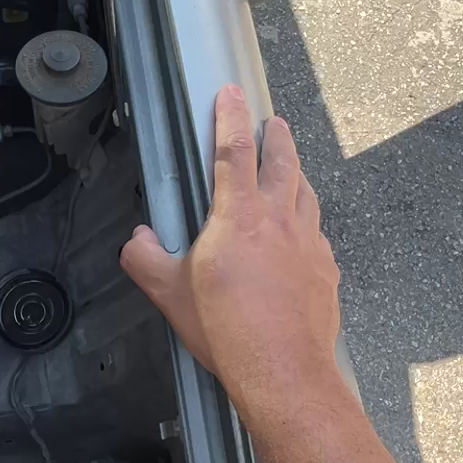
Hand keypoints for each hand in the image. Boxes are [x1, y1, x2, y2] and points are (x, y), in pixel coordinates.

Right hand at [121, 85, 345, 420]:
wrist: (283, 371)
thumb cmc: (224, 329)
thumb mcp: (167, 293)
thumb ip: (143, 258)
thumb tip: (136, 239)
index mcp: (238, 215)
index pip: (233, 149)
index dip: (229, 116)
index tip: (231, 91)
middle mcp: (279, 219)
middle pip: (282, 162)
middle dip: (276, 136)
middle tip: (273, 122)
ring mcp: (309, 243)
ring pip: (306, 192)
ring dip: (297, 172)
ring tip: (291, 167)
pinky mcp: (326, 269)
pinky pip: (317, 232)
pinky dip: (307, 220)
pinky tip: (302, 232)